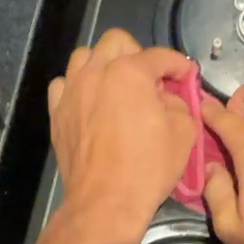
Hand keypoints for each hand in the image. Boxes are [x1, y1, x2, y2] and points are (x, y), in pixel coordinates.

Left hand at [48, 29, 198, 242]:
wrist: (106, 201)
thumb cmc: (148, 168)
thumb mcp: (183, 134)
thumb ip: (180, 105)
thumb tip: (170, 99)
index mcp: (130, 73)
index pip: (159, 56)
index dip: (178, 65)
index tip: (186, 77)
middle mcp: (96, 72)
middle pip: (117, 42)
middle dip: (138, 55)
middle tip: (150, 82)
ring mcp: (72, 91)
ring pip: (85, 56)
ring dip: (104, 65)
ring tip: (117, 88)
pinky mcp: (57, 112)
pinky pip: (64, 84)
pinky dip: (78, 87)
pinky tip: (91, 103)